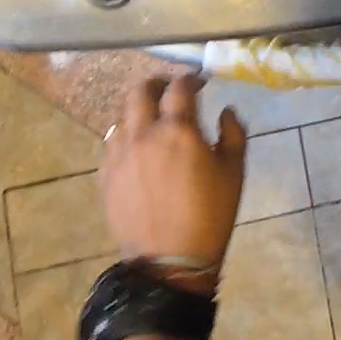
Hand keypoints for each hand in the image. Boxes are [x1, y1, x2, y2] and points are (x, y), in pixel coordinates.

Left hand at [99, 76, 246, 289]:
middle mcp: (144, 134)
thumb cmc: (210, 214)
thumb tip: (225, 111)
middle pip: (140, 91)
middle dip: (157, 83)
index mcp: (179, 130)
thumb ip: (233, 132)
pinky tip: (139, 150)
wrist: (169, 262)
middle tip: (171, 90)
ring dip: (140, 112)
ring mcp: (119, 155)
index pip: (180, 86)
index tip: (200, 81)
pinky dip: (127, 138)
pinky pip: (112, 144)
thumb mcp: (234, 170)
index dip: (191, 78)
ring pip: (122, 117)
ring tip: (154, 122)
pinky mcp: (105, 177)